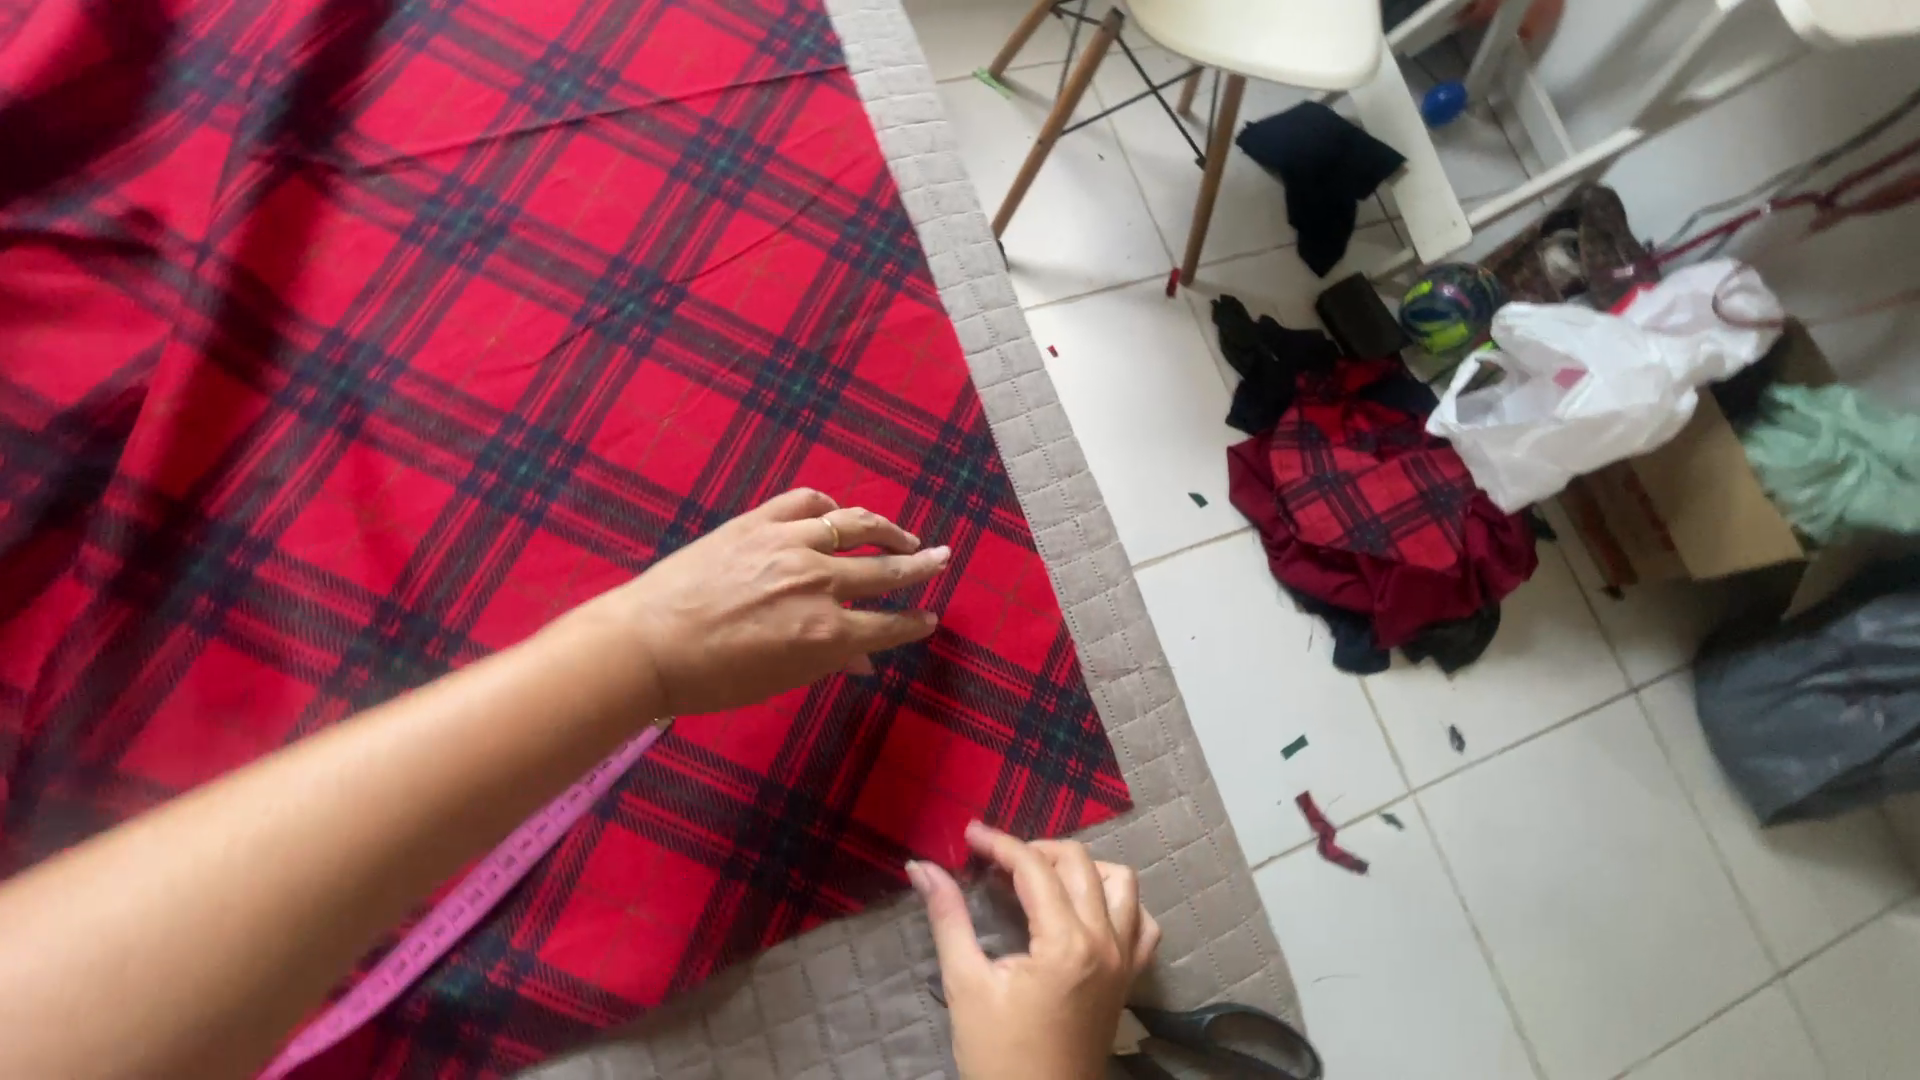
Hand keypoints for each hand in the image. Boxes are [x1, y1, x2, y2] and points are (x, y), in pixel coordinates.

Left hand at [567, 488, 949, 715]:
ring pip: (856, 525)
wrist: (646, 644)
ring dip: (888, 530)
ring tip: (904, 536)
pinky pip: (807, 502)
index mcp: (827, 632)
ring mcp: (790, 544)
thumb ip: (828, 662)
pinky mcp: (760, 522)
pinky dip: (830, 506)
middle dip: (921, 566)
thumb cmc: (713, 679)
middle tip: (942, 559)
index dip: (914, 622)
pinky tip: (839, 514)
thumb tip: (863, 658)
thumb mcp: (779, 680)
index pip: (889, 625)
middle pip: (886, 571)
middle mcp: (820, 582)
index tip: (930, 617)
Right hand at [910, 822, 1161, 1079]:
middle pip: (1079, 862)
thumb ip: (948, 917)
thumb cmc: (998, 1057)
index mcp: (1065, 943)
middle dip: (1035, 849)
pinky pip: (1143, 923)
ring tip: (1042, 879)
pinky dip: (1120, 903)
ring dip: (1082, 869)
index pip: (1033, 867)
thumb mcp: (966, 985)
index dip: (999, 843)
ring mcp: (1126, 960)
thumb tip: (920, 866)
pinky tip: (1088, 910)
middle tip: (998, 861)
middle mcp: (1105, 942)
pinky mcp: (1131, 979)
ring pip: (1121, 882)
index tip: (969, 835)